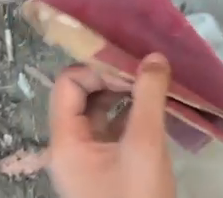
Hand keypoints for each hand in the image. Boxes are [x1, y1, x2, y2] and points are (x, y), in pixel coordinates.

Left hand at [48, 55, 175, 197]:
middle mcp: (71, 147)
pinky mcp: (107, 167)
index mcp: (66, 143)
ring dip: (125, 92)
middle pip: (83, 93)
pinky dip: (132, 111)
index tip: (132, 68)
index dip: (98, 69)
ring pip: (100, 109)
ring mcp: (89, 159)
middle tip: (146, 72)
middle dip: (113, 76)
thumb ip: (148, 96)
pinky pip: (114, 127)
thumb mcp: (144, 146)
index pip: (69, 84)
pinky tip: (156, 107)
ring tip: (154, 84)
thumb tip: (153, 55)